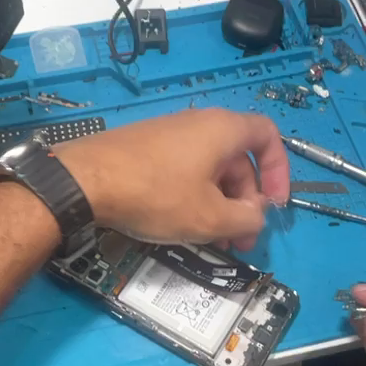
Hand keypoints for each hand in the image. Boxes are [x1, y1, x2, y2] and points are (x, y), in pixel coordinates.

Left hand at [54, 109, 289, 249]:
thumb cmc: (157, 194)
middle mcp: (199, 123)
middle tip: (239, 240)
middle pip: (238, 160)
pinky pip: (184, 170)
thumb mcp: (210, 217)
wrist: (86, 180)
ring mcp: (170, 134)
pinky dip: (194, 197)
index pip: (268, 136)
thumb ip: (246, 218)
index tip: (274, 205)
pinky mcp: (147, 148)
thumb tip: (256, 216)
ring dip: (220, 205)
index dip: (279, 171)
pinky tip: (183, 226)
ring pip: (210, 169)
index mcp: (223, 129)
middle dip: (245, 202)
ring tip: (213, 241)